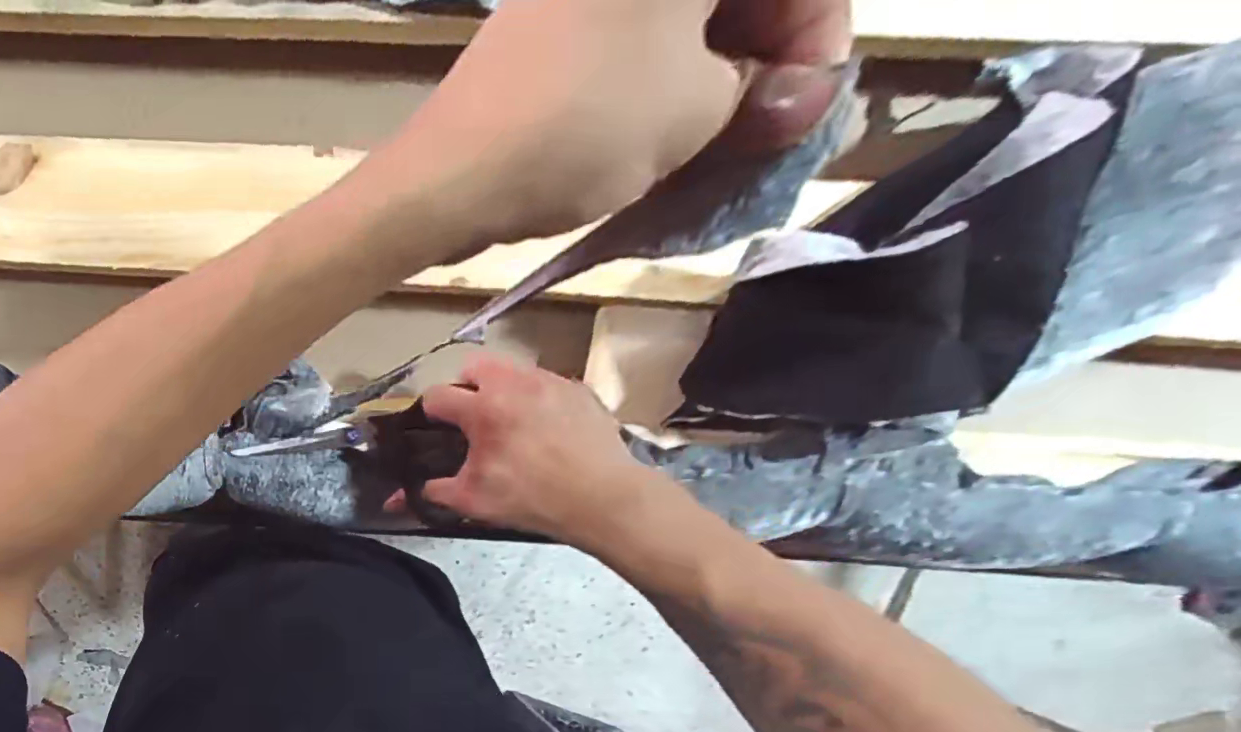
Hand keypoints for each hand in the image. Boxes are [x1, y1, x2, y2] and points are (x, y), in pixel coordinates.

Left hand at [360, 0, 852, 252]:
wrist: (449, 177)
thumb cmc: (580, 130)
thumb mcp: (692, 112)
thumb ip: (756, 90)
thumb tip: (788, 90)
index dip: (816, 31)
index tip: (804, 104)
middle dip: (763, 54)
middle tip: (762, 128)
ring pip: (681, 20)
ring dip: (711, 73)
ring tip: (714, 140)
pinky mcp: (547, 31)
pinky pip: (628, 44)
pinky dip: (658, 80)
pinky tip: (661, 128)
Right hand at [398, 354, 672, 542]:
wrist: (602, 497)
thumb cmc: (532, 497)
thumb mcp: (474, 500)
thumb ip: (435, 492)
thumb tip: (405, 496)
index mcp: (482, 408)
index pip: (438, 395)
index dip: (430, 412)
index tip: (436, 427)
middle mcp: (514, 384)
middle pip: (474, 366)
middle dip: (465, 387)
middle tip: (471, 418)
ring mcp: (549, 383)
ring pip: (512, 371)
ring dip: (501, 389)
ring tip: (508, 422)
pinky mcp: (578, 390)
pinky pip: (545, 384)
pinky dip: (535, 399)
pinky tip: (543, 428)